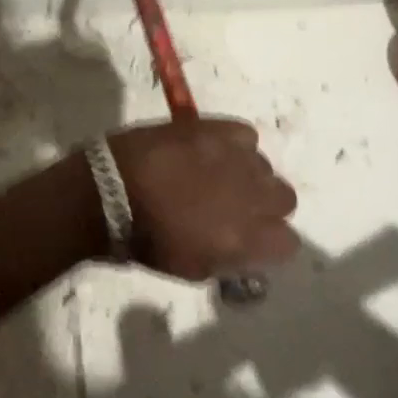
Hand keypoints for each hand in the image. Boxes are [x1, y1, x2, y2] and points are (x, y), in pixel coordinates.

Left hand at [107, 118, 298, 280]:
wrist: (108, 191)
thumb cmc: (146, 238)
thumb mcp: (195, 268)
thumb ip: (232, 258)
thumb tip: (248, 249)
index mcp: (245, 239)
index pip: (289, 242)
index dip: (271, 239)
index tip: (252, 235)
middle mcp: (250, 197)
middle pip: (284, 197)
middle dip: (265, 202)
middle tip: (235, 202)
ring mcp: (233, 158)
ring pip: (264, 165)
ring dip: (247, 172)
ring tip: (217, 173)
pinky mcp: (213, 128)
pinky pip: (245, 133)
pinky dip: (234, 142)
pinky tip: (212, 150)